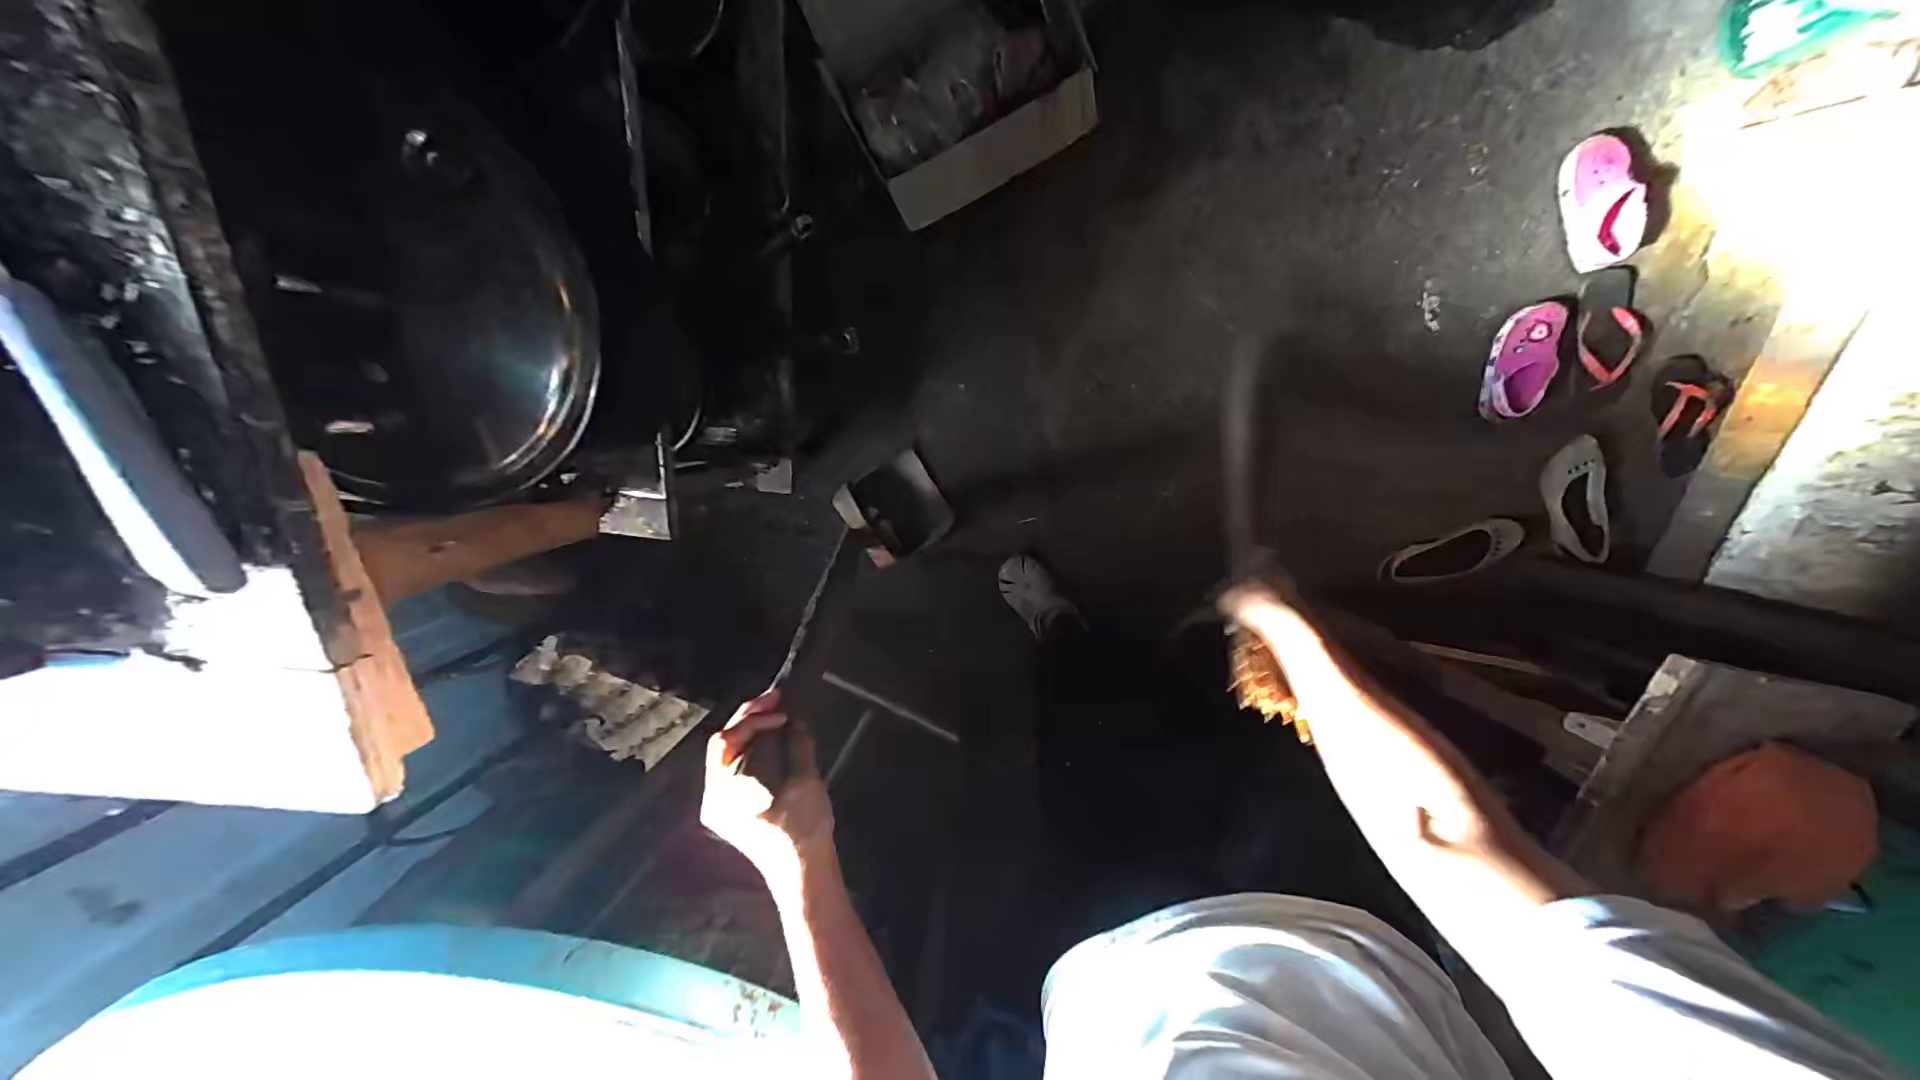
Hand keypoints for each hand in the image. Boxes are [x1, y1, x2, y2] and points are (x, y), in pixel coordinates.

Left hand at [700, 689, 836, 888]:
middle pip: (723, 745)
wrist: (804, 874)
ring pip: (729, 754)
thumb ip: (798, 746)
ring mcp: (720, 805)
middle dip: (750, 719)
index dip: (753, 720)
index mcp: (722, 793)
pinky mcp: (732, 809)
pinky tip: (773, 738)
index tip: (783, 712)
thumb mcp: (806, 782)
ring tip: (776, 713)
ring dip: (752, 731)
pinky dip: (754, 748)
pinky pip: (736, 767)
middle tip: (777, 699)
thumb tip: (795, 721)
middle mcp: (712, 798)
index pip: (725, 741)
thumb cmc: (803, 830)